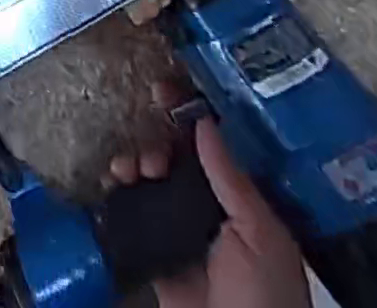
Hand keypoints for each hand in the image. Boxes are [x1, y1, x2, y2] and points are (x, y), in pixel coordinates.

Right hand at [107, 86, 310, 307]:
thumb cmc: (263, 297)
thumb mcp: (260, 237)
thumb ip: (233, 181)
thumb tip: (205, 122)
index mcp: (241, 202)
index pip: (213, 147)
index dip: (189, 115)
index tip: (163, 89)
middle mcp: (207, 206)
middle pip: (174, 155)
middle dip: (156, 140)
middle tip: (151, 150)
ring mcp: (175, 222)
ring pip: (147, 172)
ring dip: (135, 159)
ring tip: (133, 170)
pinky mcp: (146, 239)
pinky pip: (126, 201)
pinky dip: (115, 183)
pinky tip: (114, 178)